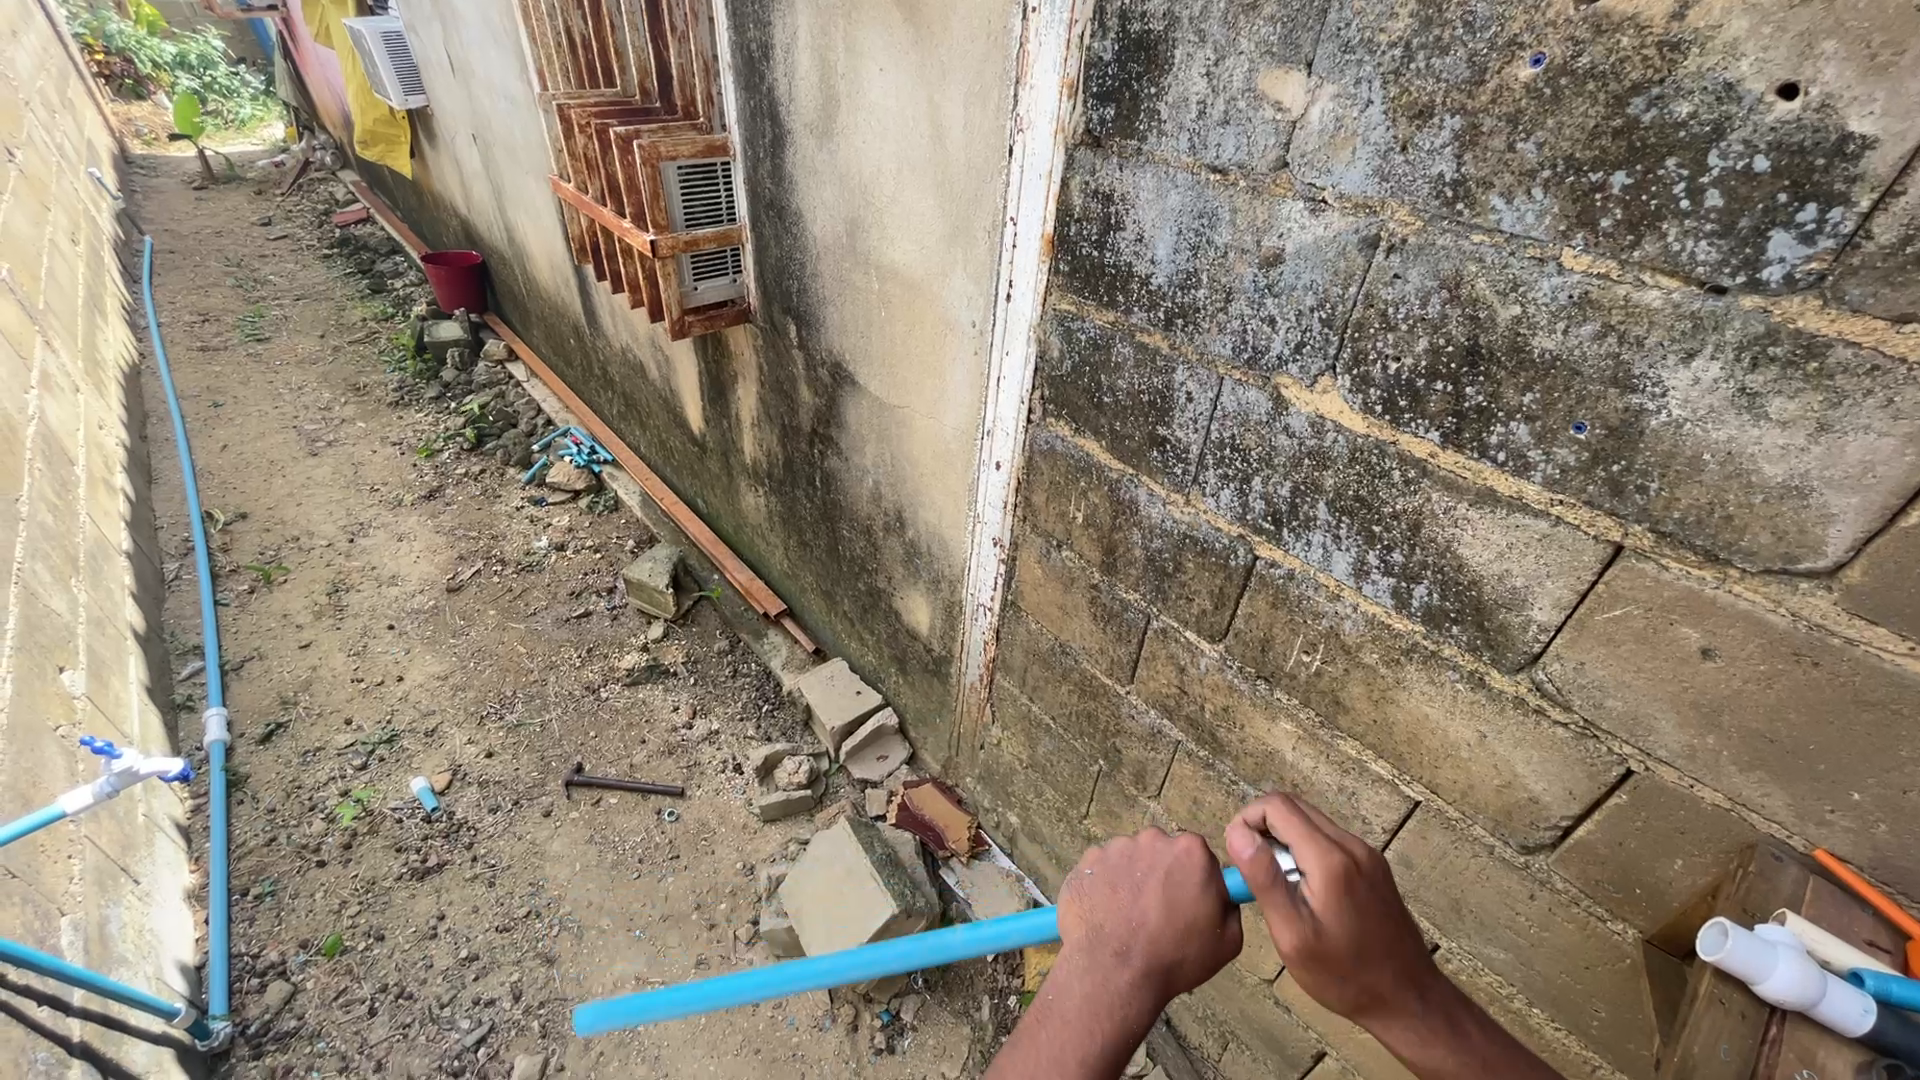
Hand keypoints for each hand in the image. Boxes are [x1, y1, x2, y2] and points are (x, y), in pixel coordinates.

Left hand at [1056, 827, 1242, 1006]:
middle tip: (1157, 912)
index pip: (1197, 855)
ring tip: (1128, 918)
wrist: (1115, 971)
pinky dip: (1104, 886)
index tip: (1187, 903)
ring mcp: (1115, 847)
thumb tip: (1217, 891)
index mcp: (1191, 851)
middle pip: (1161, 852)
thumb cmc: (1176, 957)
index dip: (1193, 880)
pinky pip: (1102, 869)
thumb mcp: (1228, 940)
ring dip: (1132, 880)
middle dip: (1161, 875)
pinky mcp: (1087, 860)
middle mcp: (1152, 839)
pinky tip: (1106, 914)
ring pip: (1130, 859)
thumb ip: (1228, 903)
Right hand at [1225, 794, 1441, 1028]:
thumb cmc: (1344, 975)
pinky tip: (1303, 889)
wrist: (1410, 1003)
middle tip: (1253, 869)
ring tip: (1277, 883)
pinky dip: (1304, 849)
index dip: (1247, 819)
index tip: (1239, 856)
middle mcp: (1351, 845)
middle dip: (1262, 827)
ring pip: (1310, 820)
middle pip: (1293, 806)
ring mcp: (1366, 853)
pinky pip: (1327, 838)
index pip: (1277, 805)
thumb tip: (1236, 831)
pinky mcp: (1373, 865)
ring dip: (1282, 839)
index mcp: (1330, 858)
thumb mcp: (1292, 934)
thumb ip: (1264, 877)